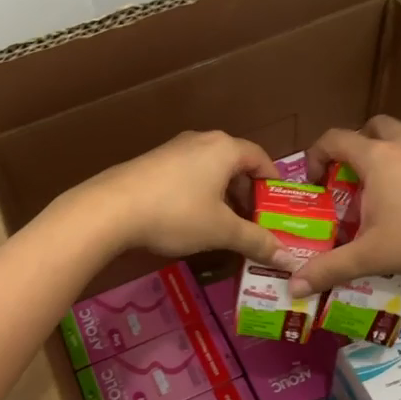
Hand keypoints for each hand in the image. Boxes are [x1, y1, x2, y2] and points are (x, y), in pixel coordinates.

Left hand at [50, 131, 288, 266]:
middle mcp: (201, 140)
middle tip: (255, 225)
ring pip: (210, 171)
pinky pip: (187, 175)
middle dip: (247, 195)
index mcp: (224, 148)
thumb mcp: (221, 230)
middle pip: (235, 164)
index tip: (279, 211)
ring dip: (222, 197)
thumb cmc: (176, 213)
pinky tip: (192, 222)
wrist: (111, 208)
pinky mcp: (152, 163)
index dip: (273, 185)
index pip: (261, 159)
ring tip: (226, 228)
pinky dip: (199, 195)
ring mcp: (173, 149)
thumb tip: (289, 259)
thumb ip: (256, 241)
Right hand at [295, 115, 400, 294]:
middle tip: (356, 178)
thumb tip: (293, 287)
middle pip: (375, 127)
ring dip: (396, 160)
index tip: (315, 178)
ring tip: (398, 199)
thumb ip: (331, 269)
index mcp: (378, 158)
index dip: (317, 153)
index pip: (335, 139)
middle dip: (359, 145)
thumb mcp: (374, 256)